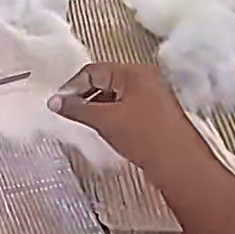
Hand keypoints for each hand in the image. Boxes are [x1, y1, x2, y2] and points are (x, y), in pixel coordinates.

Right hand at [48, 62, 184, 160]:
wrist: (177, 162)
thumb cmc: (149, 137)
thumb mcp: (104, 120)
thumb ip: (76, 109)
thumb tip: (57, 102)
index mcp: (134, 73)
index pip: (93, 71)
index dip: (72, 86)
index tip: (60, 102)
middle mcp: (145, 80)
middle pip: (104, 81)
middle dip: (83, 96)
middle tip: (68, 111)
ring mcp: (151, 96)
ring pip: (113, 95)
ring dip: (96, 106)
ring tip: (84, 122)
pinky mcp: (153, 113)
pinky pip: (124, 106)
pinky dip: (109, 114)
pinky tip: (104, 128)